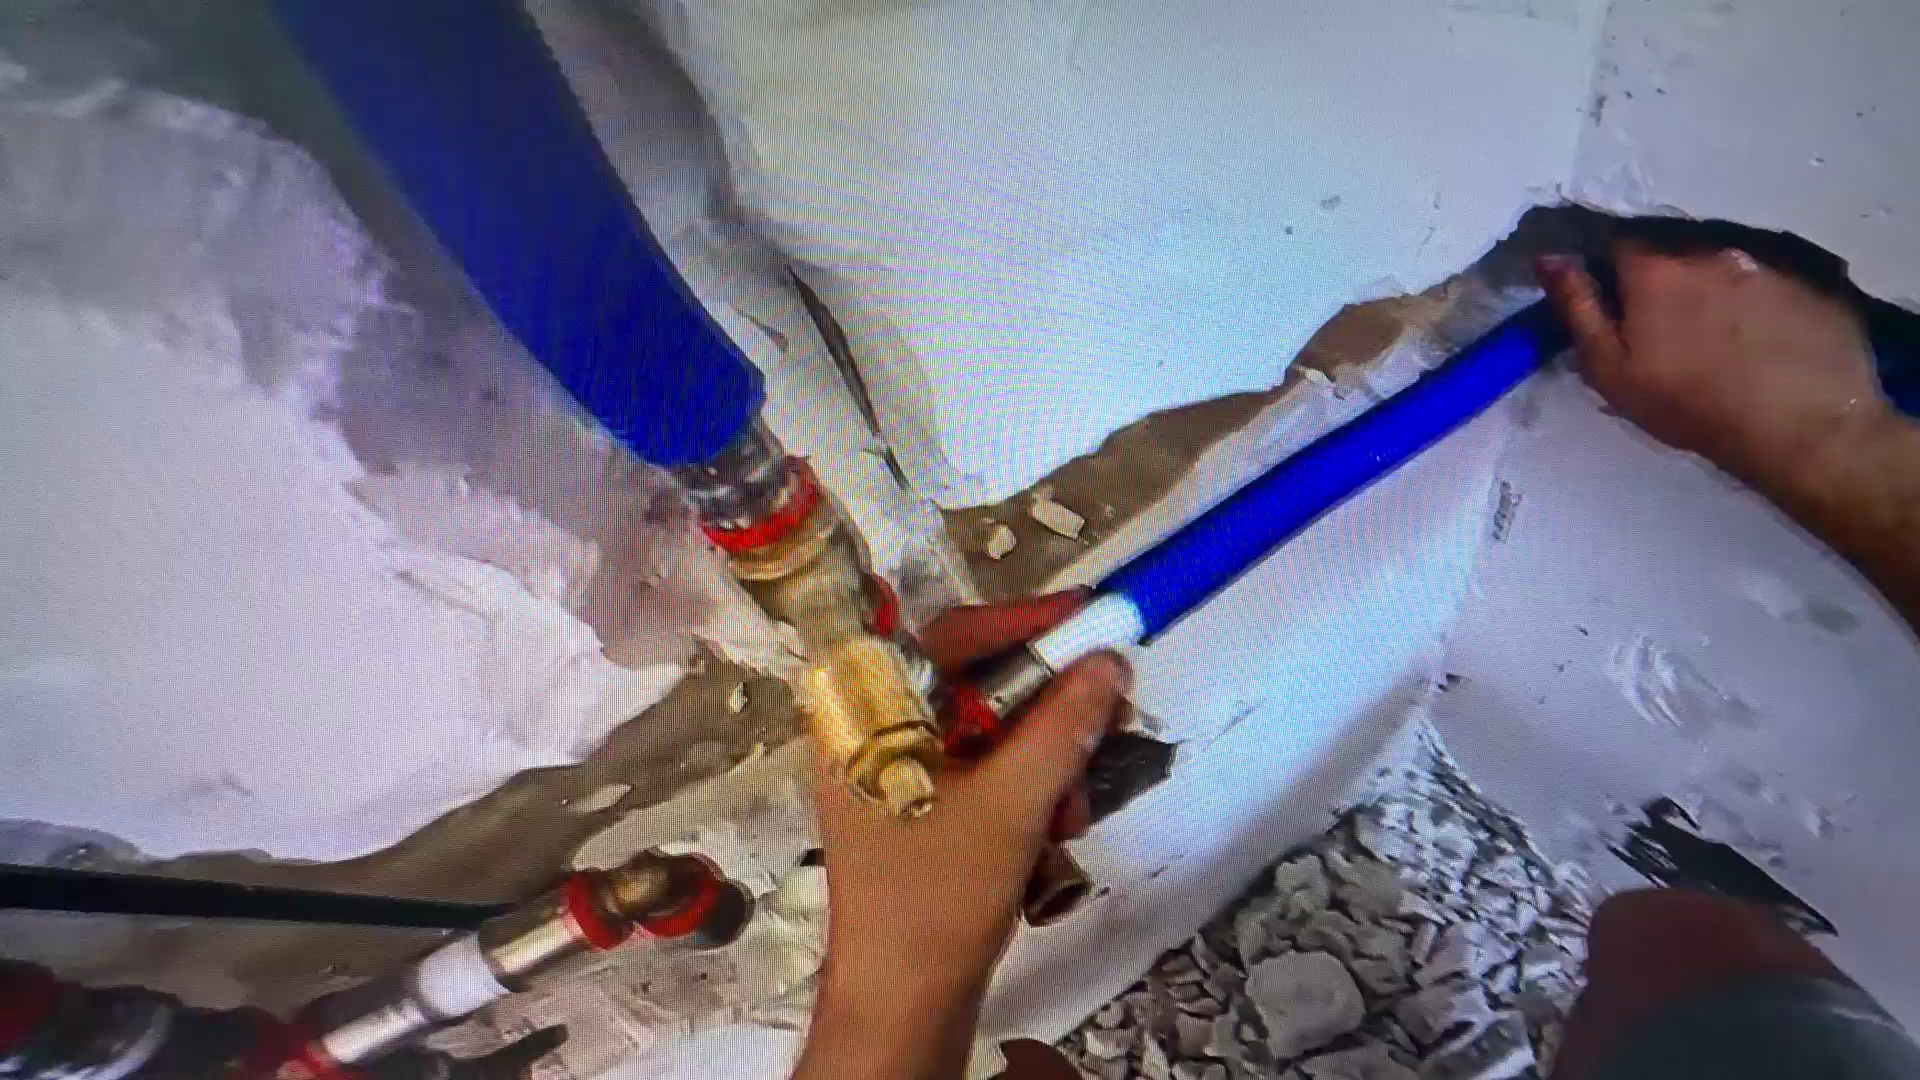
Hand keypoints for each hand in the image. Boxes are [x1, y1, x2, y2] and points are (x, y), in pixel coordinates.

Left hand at [795, 591, 1129, 1079]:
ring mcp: (894, 765)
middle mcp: (872, 726)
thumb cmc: (936, 898)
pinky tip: (1055, 821)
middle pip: (976, 681)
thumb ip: (1063, 727)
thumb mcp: (1011, 804)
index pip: (950, 637)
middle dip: (1048, 705)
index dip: (1022, 620)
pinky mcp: (919, 800)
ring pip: (988, 726)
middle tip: (1107, 709)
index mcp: (864, 709)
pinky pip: (982, 763)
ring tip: (1075, 800)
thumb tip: (1109, 662)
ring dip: (1045, 754)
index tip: (1087, 616)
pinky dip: (1026, 781)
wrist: (901, 1007)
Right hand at [1536, 243, 1888, 494]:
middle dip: (1657, 275)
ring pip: (1720, 265)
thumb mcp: (1607, 365)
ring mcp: (1769, 266)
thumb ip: (1577, 307)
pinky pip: (1766, 281)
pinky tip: (1750, 336)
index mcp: (1656, 273)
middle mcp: (1713, 255)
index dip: (1605, 263)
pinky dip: (1750, 300)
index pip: (1620, 241)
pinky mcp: (1813, 284)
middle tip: (1652, 320)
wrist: (1793, 424)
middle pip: (1673, 251)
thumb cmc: (1680, 400)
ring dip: (1705, 287)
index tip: (1603, 293)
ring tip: (1705, 330)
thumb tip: (1548, 260)